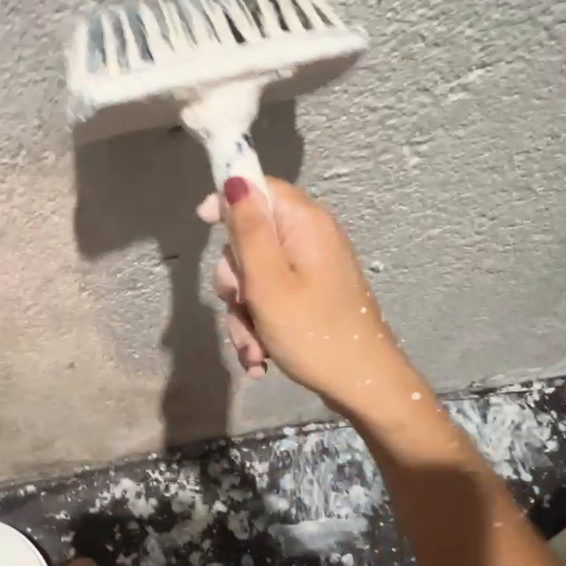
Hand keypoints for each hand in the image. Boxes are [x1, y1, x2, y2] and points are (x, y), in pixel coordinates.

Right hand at [198, 175, 407, 412]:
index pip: (260, 188)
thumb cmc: (313, 332)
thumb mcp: (268, 282)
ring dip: (244, 314)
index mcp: (305, 224)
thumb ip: (248, 230)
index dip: (228, 200)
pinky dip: (260, 326)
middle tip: (240, 305)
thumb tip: (234, 180)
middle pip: (250, 240)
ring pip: (255, 278)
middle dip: (235, 281)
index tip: (202, 225)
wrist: (363, 386)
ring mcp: (312, 270)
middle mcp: (310, 239)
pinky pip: (271, 300)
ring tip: (254, 348)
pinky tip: (260, 357)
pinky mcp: (312, 297)